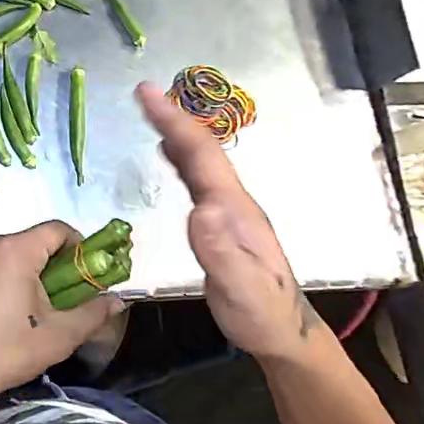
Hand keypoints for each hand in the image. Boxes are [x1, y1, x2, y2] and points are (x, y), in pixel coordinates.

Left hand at [0, 221, 122, 409]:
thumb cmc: (5, 352)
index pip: (59, 230)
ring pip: (17, 253)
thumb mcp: (59, 336)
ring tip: (40, 310)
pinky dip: (13, 278)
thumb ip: (93, 313)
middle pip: (38, 241)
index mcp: (15, 250)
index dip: (81, 248)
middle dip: (59, 265)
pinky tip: (13, 312)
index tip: (88, 277)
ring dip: (36, 273)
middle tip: (67, 298)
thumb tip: (118, 301)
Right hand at [136, 82, 326, 363]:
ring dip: (176, 133)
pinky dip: (180, 159)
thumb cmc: (260, 312)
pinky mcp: (221, 223)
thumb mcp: (240, 289)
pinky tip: (169, 155)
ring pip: (201, 162)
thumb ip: (221, 252)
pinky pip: (197, 179)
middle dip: (173, 119)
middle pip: (202, 151)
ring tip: (152, 112)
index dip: (176, 123)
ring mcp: (229, 211)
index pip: (204, 156)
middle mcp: (233, 201)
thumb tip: (201, 209)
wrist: (281, 330)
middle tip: (142, 93)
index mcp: (235, 208)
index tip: (148, 95)